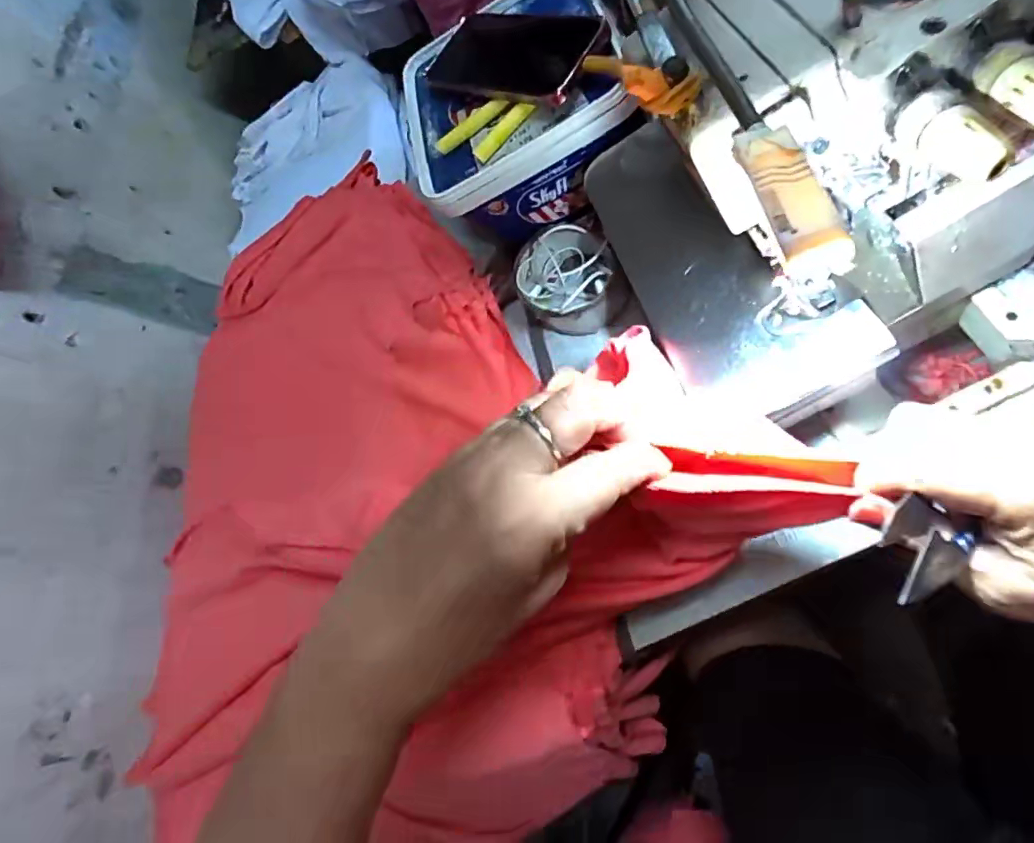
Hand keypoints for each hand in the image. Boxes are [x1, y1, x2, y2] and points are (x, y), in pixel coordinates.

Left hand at [301, 370, 670, 726]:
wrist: (372, 637)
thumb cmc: (463, 633)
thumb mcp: (540, 588)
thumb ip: (573, 527)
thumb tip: (593, 490)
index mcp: (538, 511)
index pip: (612, 465)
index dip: (646, 460)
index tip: (661, 462)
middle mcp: (511, 464)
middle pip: (580, 405)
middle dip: (618, 412)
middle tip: (631, 437)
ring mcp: (479, 448)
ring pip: (546, 396)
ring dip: (583, 403)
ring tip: (600, 425)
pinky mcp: (457, 449)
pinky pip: (516, 415)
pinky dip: (548, 414)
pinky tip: (556, 435)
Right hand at [849, 406, 1033, 647]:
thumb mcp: (998, 588)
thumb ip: (925, 545)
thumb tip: (863, 511)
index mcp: (1025, 489)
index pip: (925, 466)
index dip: (879, 479)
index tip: (854, 502)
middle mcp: (1019, 438)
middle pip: (915, 428)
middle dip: (889, 466)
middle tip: (895, 510)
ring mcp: (1019, 420)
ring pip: (925, 420)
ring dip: (907, 456)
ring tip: (929, 501)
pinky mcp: (1017, 417)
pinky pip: (946, 423)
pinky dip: (930, 451)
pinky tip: (952, 486)